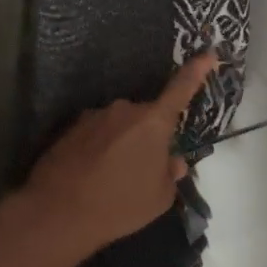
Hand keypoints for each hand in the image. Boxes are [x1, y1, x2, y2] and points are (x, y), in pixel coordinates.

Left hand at [20, 52, 215, 256]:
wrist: (57, 213)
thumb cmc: (119, 204)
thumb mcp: (159, 198)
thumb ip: (171, 174)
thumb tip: (174, 162)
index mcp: (154, 121)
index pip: (181, 88)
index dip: (197, 70)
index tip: (209, 53)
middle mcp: (125, 110)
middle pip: (146, 117)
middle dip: (148, 136)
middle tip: (143, 169)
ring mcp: (95, 116)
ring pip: (119, 126)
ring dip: (121, 143)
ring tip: (112, 179)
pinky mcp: (70, 129)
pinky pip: (95, 135)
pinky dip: (98, 150)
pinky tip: (91, 176)